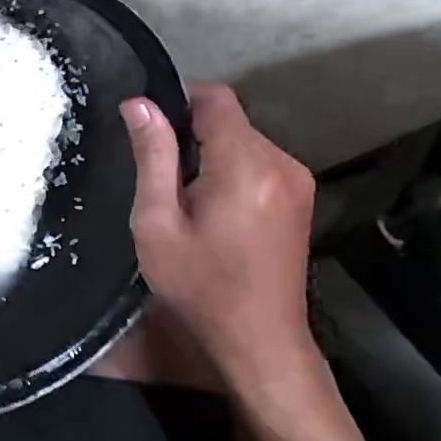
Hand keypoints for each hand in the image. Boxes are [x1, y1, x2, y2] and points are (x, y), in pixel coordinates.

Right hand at [120, 83, 315, 371]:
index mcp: (245, 165)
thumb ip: (152, 157)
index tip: (155, 139)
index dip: (179, 104)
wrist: (259, 342)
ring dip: (212, 156)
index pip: (215, 98)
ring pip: (242, 139)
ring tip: (191, 204)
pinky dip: (232, 171)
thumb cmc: (200, 286)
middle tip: (168, 185)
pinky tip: (218, 212)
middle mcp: (281, 162)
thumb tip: (139, 103)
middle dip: (193, 138)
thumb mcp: (158, 224)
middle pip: (228, 119)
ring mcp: (297, 179)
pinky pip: (258, 160)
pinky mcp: (301, 196)